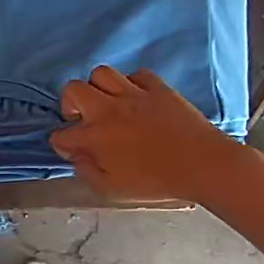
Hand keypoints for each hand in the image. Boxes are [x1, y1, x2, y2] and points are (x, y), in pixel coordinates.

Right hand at [49, 66, 241, 200]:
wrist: (203, 164)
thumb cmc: (156, 182)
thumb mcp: (112, 190)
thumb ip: (86, 172)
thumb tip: (76, 157)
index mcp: (94, 137)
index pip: (60, 135)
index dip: (63, 144)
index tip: (74, 151)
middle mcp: (108, 110)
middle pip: (72, 89)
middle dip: (70, 104)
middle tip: (83, 119)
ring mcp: (133, 94)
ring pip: (101, 73)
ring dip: (98, 88)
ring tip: (107, 103)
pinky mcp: (158, 88)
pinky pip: (136, 74)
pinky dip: (132, 84)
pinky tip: (136, 99)